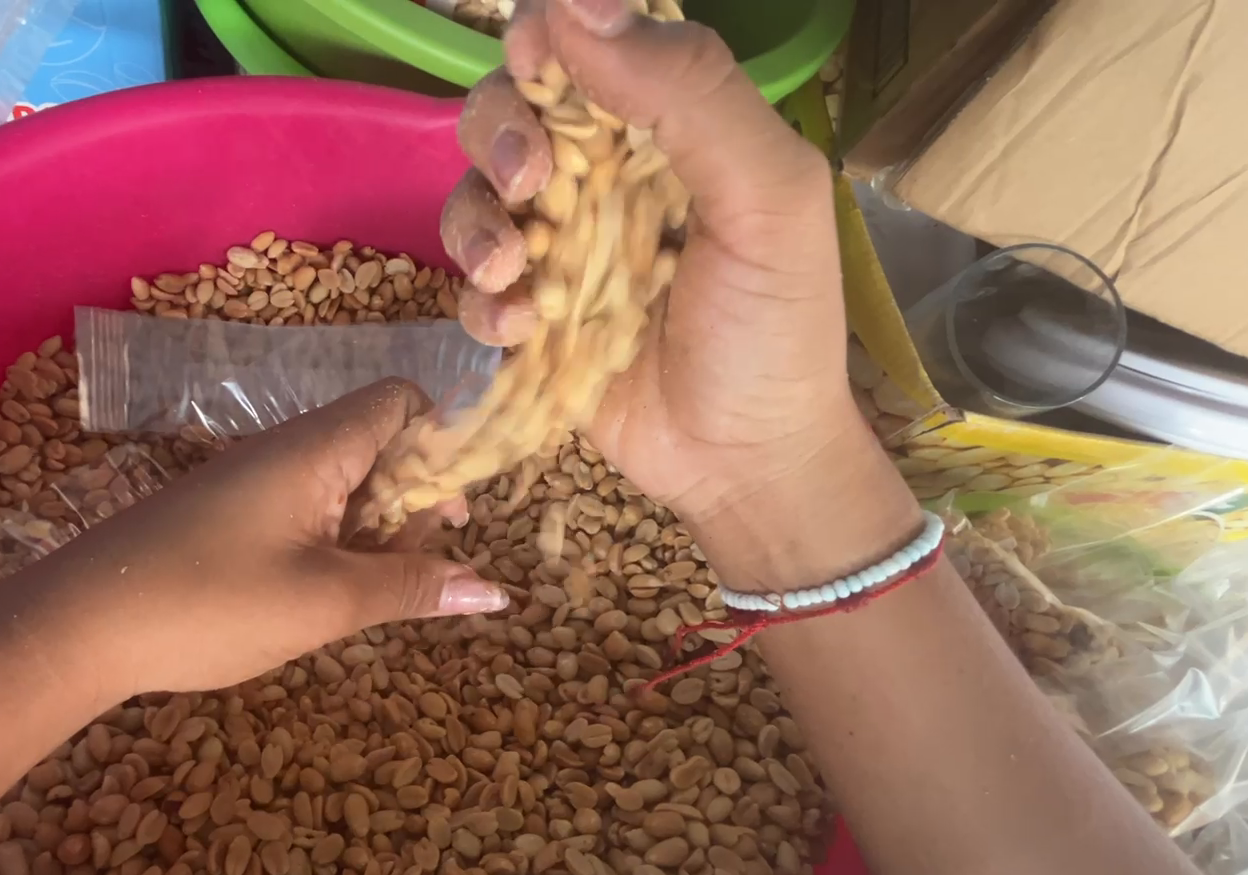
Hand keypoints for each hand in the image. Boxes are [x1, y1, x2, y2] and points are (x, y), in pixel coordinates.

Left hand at [48, 380, 508, 696]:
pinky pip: (308, 511)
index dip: (443, 442)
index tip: (455, 510)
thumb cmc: (211, 602)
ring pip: (346, 485)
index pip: (402, 402)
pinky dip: (337, 544)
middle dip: (416, 499)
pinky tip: (330, 593)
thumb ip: (412, 588)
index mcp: (318, 448)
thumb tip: (497, 591)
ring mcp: (258, 483)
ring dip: (377, 530)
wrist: (79, 624)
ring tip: (377, 590)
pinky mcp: (235, 515)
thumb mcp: (326, 602)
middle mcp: (290, 450)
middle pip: (381, 445)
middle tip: (420, 566)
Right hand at [441, 0, 863, 528]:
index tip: (534, 59)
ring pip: (475, 203)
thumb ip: (691, 95)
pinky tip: (520, 330)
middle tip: (529, 182)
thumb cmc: (772, 327)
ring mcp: (556, 256)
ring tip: (512, 273)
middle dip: (499, 137)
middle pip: (508, 118)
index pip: (586, 50)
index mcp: (663, 133)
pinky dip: (482, 306)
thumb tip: (581, 4)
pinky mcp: (529, 323)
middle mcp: (599, 183)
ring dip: (475, 227)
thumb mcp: (767, 198)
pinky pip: (475, 293)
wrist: (741, 456)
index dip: (545, 39)